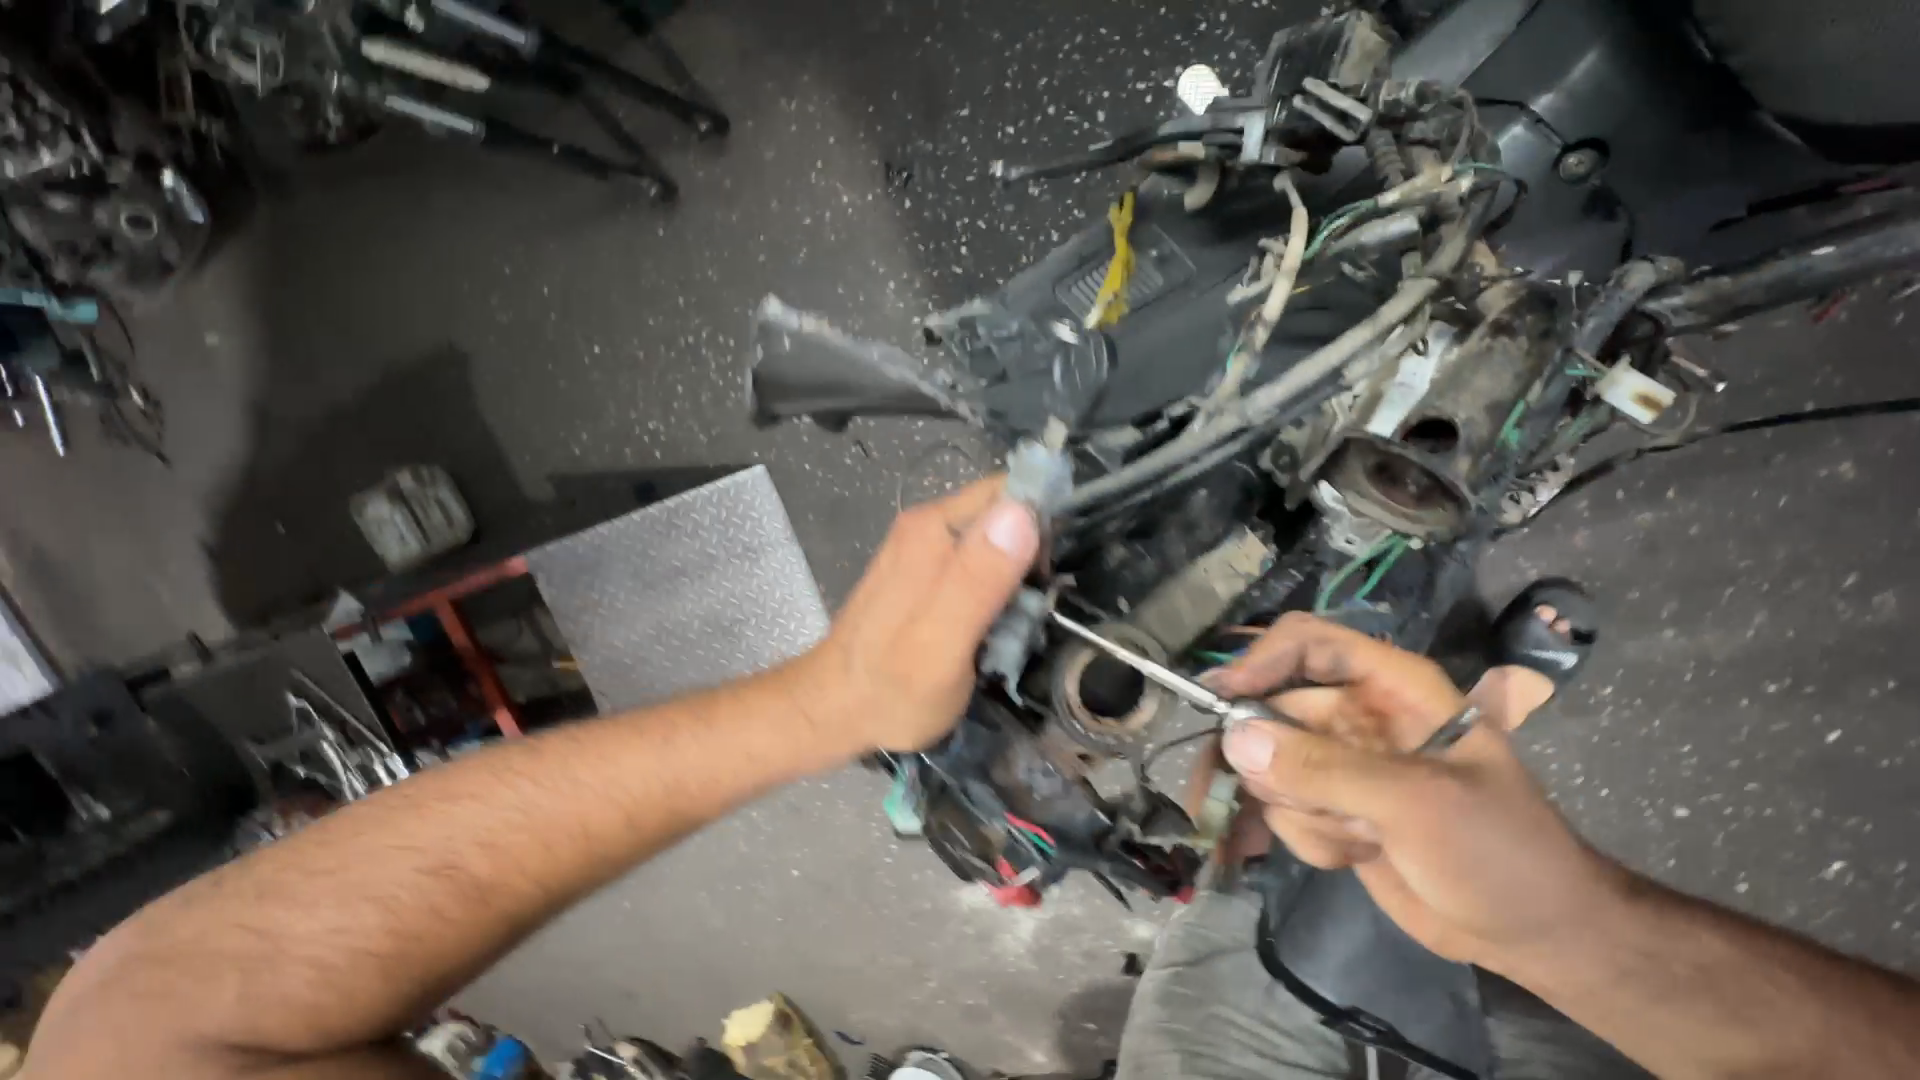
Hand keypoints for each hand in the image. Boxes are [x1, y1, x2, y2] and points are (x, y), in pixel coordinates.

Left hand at [790, 477, 1039, 752]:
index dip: (1043, 522)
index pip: (1010, 491)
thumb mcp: (942, 642)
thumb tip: (1023, 512)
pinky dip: (998, 591)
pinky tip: (995, 626)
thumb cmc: (891, 687)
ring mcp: (923, 550)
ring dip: (1018, 577)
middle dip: (1033, 553)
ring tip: (1018, 624)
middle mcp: (927, 527)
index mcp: (933, 530)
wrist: (836, 711)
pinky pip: (979, 565)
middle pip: (1004, 514)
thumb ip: (980, 578)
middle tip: (1036, 608)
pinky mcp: (925, 575)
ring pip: (994, 542)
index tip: (1052, 572)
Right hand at [1208, 613, 1629, 973]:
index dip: (1260, 660)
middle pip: (1271, 708)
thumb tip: (1235, 740)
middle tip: (1258, 797)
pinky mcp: (1331, 808)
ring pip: (1269, 766)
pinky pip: (1283, 810)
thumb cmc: (1498, 851)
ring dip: (1299, 809)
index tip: (1221, 701)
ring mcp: (1341, 764)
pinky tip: (1355, 856)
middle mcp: (1357, 715)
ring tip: (1355, 837)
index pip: (1308, 643)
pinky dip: (1308, 838)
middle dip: (1266, 759)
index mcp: (1391, 686)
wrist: (1533, 935)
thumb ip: (1324, 769)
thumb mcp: (1417, 802)